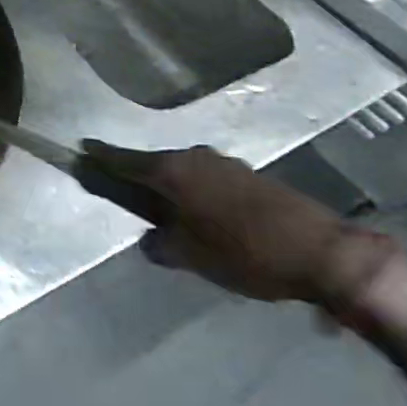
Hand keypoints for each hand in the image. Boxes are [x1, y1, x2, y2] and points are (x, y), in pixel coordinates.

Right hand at [86, 142, 398, 307]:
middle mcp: (193, 157)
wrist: (325, 253)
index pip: (124, 160)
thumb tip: (151, 240)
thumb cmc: (246, 252)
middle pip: (154, 163)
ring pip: (184, 171)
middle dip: (139, 174)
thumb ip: (161, 245)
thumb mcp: (193, 257)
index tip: (81, 148)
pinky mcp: (250, 176)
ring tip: (168, 207)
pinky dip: (198, 191)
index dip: (101, 157)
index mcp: (171, 171)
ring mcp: (225, 163)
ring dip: (172, 184)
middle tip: (125, 189)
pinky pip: (208, 179)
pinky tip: (206, 213)